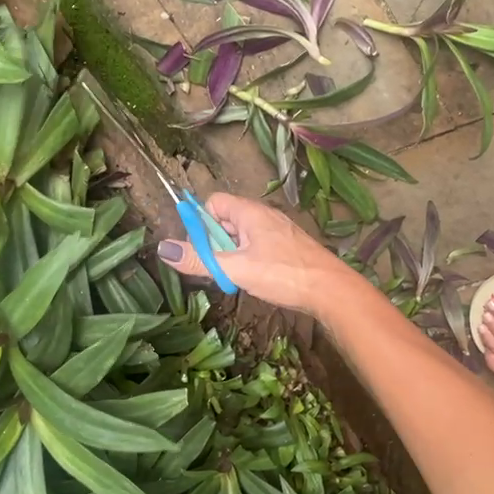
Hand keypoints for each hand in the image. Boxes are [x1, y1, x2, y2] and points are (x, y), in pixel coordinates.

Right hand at [156, 193, 376, 320]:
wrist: (332, 290)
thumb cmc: (284, 274)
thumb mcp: (236, 268)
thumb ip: (200, 260)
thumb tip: (162, 248)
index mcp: (250, 212)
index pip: (213, 203)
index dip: (200, 223)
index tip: (199, 250)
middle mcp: (262, 216)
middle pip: (225, 220)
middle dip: (214, 244)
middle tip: (216, 269)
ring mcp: (276, 232)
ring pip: (240, 237)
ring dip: (230, 255)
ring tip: (235, 278)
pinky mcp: (285, 248)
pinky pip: (255, 246)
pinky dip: (247, 261)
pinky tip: (253, 280)